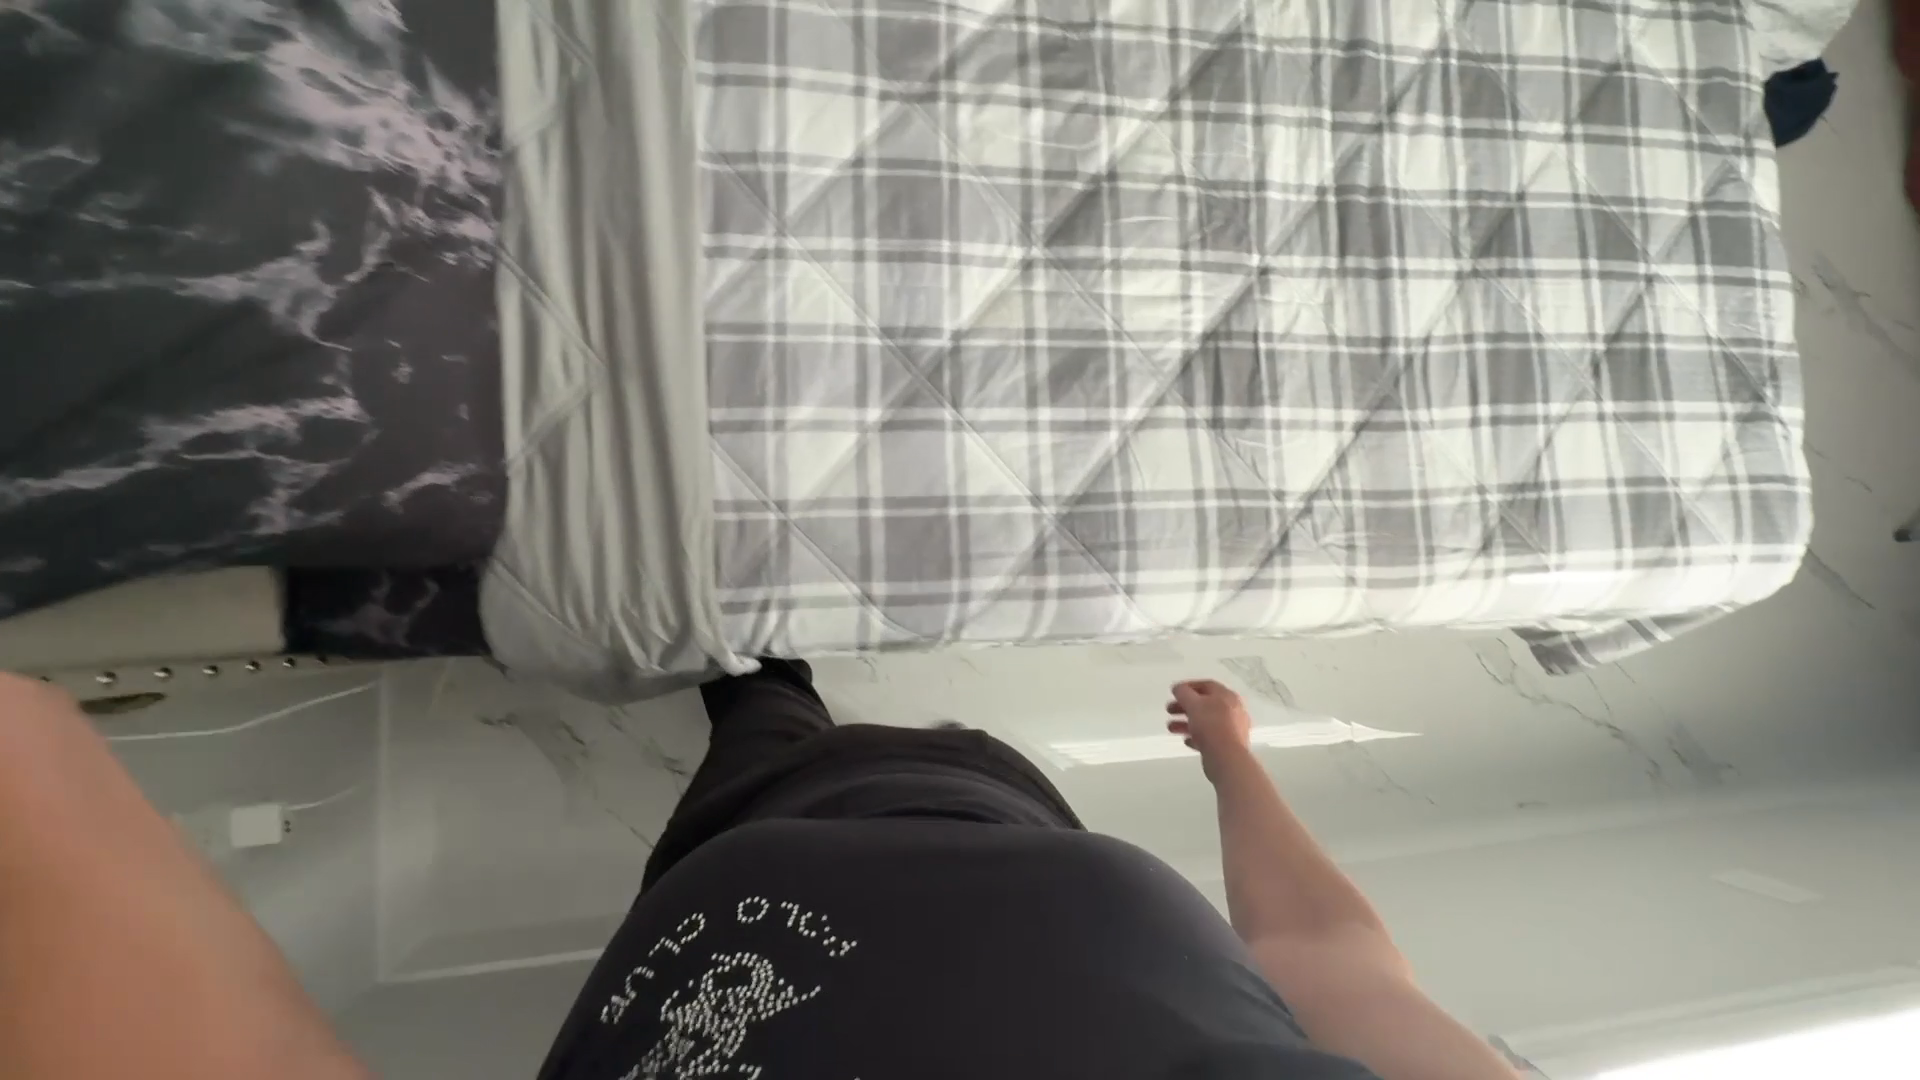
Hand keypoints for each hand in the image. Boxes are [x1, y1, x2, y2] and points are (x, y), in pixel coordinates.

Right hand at [1166, 679, 1252, 775]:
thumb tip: (1178, 688)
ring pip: (1207, 721)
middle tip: (1170, 710)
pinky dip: (1197, 736)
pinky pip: (1211, 737)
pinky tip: (1187, 741)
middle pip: (1205, 704)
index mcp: (1227, 696)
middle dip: (1185, 707)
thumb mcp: (1193, 704)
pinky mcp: (1229, 745)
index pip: (1207, 685)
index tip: (1175, 692)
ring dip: (1187, 722)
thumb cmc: (1210, 725)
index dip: (1189, 686)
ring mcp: (1233, 728)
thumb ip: (1183, 693)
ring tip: (1172, 728)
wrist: (1227, 757)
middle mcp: (1233, 710)